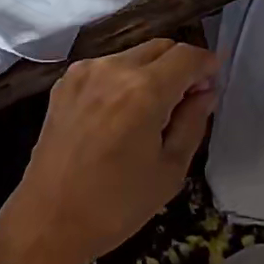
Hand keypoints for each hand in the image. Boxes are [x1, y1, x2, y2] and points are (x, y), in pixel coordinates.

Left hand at [0, 40, 217, 263]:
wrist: (50, 216)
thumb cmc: (117, 204)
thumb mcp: (169, 169)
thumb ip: (192, 122)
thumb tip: (205, 91)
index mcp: (142, 90)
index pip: (186, 56)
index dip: (206, 64)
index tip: (213, 81)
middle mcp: (111, 68)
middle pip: (159, 47)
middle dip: (179, 65)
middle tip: (188, 99)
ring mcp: (83, 71)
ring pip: (131, 54)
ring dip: (150, 71)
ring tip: (153, 111)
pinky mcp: (64, 81)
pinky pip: (105, 66)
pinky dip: (123, 78)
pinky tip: (121, 113)